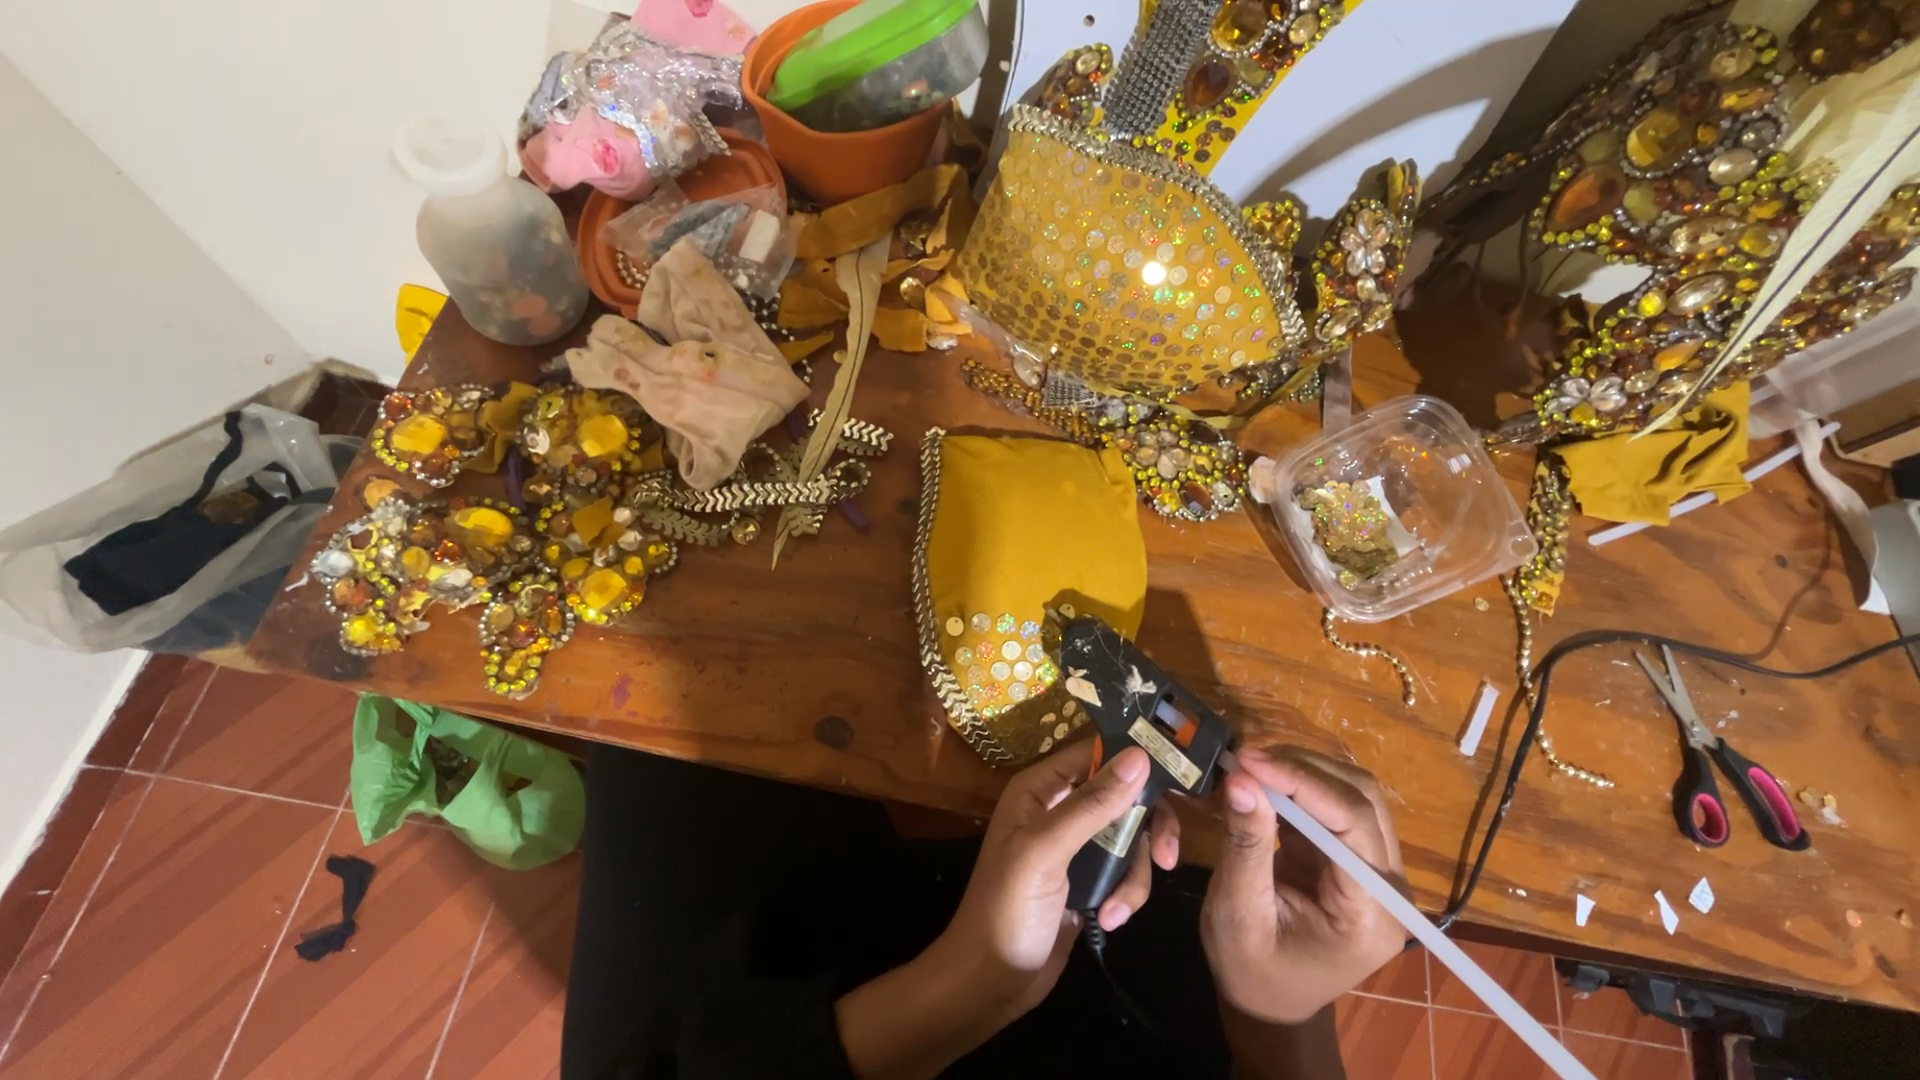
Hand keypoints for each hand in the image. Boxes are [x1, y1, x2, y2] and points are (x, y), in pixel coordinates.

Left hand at [937, 740, 1180, 1012]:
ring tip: (1117, 908)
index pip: (1095, 754)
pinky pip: (1125, 871)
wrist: (992, 981)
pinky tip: (1109, 919)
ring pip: (1130, 837)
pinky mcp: (1088, 880)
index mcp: (1040, 789)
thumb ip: (1091, 804)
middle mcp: (1058, 808)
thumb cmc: (1007, 907)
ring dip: (1135, 873)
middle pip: (1123, 795)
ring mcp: (1075, 846)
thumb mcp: (1046, 850)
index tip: (1177, 777)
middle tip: (1167, 856)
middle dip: (1148, 828)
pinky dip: (1126, 894)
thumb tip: (1139, 756)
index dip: (1134, 760)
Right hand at [1201, 746, 1408, 1025]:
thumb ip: (1245, 844)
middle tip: (1245, 757)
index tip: (1249, 759)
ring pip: (1353, 794)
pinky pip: (1335, 805)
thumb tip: (1242, 778)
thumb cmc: (1251, 969)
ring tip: (1251, 765)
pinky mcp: (1353, 858)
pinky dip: (1298, 785)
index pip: (1353, 823)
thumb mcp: (1237, 912)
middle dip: (1302, 769)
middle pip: (1362, 799)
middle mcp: (1388, 888)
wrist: (1269, 1003)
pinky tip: (1263, 781)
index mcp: (1369, 913)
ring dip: (1302, 771)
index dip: (1302, 782)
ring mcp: (1376, 872)